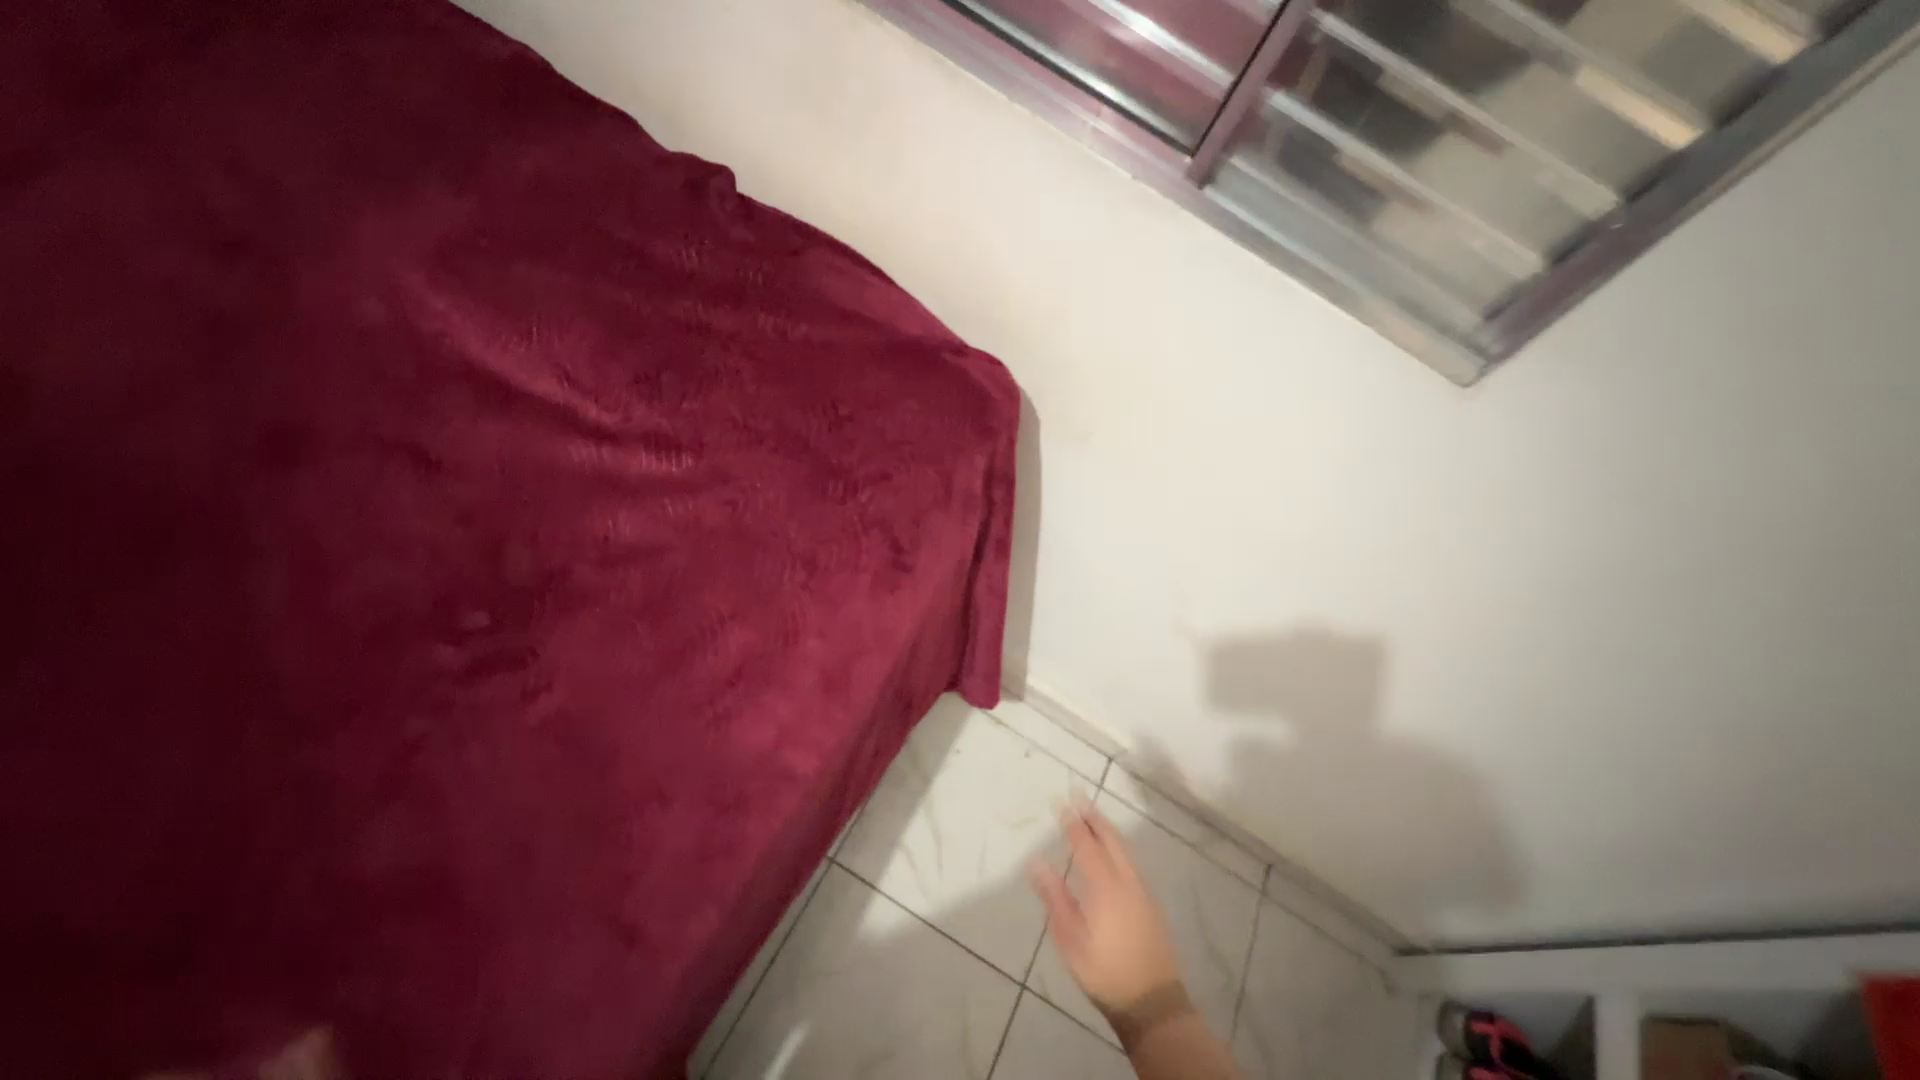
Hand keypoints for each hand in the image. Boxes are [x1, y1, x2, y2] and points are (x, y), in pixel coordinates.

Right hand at [1028, 800, 1182, 1016]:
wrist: (1152, 1001)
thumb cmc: (1104, 972)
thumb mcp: (1070, 940)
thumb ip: (1055, 899)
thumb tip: (1037, 863)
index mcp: (1105, 887)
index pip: (1086, 845)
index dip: (1072, 822)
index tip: (1061, 801)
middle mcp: (1127, 881)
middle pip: (1111, 840)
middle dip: (1094, 817)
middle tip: (1079, 797)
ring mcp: (1143, 891)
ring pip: (1124, 850)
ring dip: (1107, 829)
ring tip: (1093, 817)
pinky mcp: (1150, 903)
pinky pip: (1131, 862)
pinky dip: (1118, 846)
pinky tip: (1112, 851)